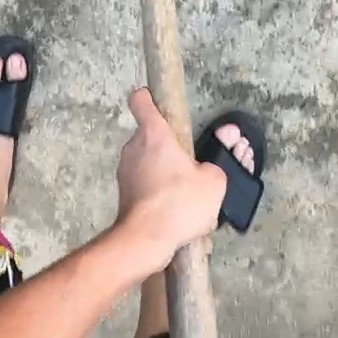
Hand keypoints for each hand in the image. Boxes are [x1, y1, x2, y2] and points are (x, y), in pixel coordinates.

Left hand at [113, 89, 227, 275]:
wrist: (146, 239)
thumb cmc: (179, 203)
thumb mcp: (213, 183)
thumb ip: (213, 168)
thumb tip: (205, 171)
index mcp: (153, 133)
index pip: (141, 100)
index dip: (149, 98)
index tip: (158, 103)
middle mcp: (134, 146)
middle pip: (150, 136)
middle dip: (168, 148)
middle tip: (189, 168)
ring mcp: (125, 170)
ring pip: (146, 162)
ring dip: (162, 172)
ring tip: (183, 195)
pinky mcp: (123, 192)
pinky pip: (143, 185)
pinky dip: (156, 192)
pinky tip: (172, 211)